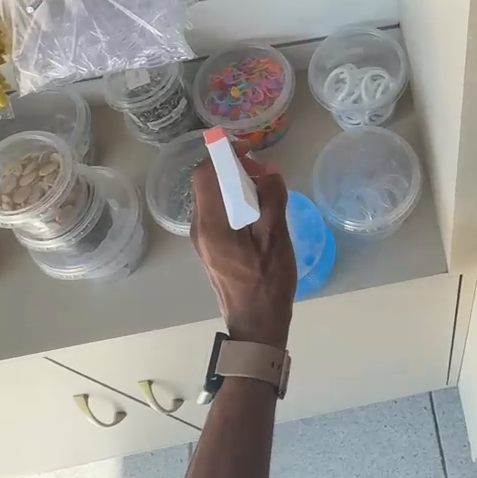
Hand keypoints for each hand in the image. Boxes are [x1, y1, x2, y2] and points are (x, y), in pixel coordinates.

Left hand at [190, 144, 295, 349]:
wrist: (256, 326)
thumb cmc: (266, 283)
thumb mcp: (275, 237)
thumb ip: (271, 199)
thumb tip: (269, 170)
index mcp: (211, 224)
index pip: (204, 174)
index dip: (223, 155)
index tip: (249, 151)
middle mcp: (200, 229)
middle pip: (206, 184)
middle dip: (232, 169)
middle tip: (262, 172)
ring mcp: (204, 241)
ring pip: (213, 198)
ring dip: (235, 186)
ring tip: (265, 190)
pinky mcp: (213, 249)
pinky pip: (219, 213)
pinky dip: (236, 203)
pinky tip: (259, 212)